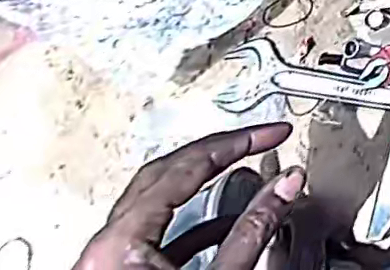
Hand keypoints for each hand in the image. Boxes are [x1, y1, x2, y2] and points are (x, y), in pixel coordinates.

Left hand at [74, 122, 303, 269]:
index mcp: (122, 241)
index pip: (192, 163)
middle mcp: (102, 249)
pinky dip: (190, 222)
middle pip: (167, 171)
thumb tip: (288, 182)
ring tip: (246, 177)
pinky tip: (222, 228)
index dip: (241, 141)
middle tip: (257, 139)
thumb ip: (253, 229)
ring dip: (204, 183)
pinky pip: (149, 234)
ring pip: (155, 201)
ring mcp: (101, 266)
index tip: (274, 133)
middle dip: (219, 150)